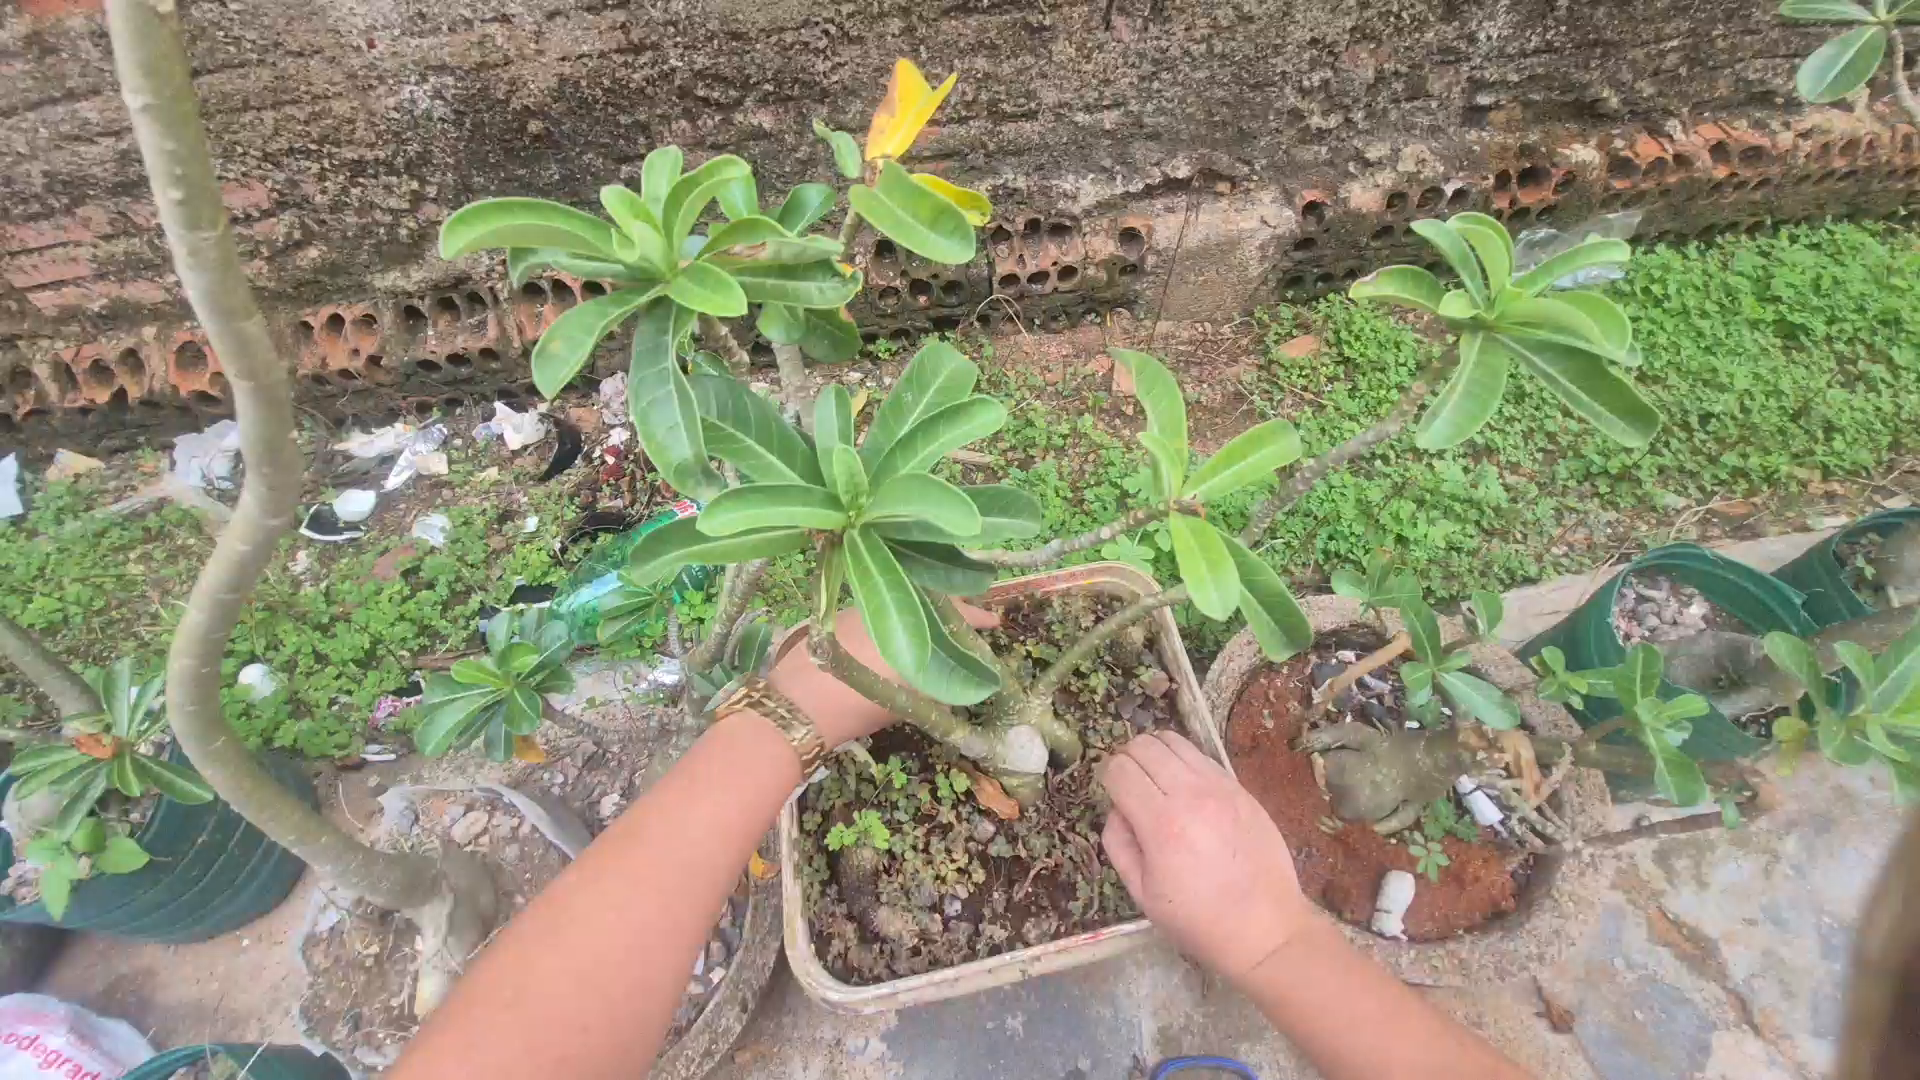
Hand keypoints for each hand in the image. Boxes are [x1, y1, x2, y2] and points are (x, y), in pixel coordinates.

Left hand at [766, 600, 998, 747]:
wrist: (794, 706)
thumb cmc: (856, 707)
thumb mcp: (906, 701)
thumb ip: (939, 685)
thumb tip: (965, 680)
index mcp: (909, 625)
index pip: (954, 613)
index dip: (977, 618)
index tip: (996, 622)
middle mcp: (888, 607)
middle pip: (931, 600)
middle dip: (955, 609)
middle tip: (973, 621)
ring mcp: (862, 608)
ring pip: (906, 602)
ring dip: (927, 613)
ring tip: (941, 631)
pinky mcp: (841, 615)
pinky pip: (884, 608)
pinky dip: (901, 616)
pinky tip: (903, 635)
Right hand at [1100, 731, 1317, 984]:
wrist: (1268, 930)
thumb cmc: (1199, 920)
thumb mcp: (1142, 894)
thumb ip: (1118, 843)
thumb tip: (1117, 808)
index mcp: (1161, 825)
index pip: (1119, 770)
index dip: (1107, 777)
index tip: (1111, 793)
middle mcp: (1190, 795)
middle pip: (1142, 746)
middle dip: (1126, 759)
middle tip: (1130, 784)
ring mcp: (1218, 786)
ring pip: (1171, 740)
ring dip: (1154, 753)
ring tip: (1155, 778)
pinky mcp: (1238, 786)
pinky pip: (1199, 754)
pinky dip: (1181, 760)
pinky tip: (1184, 786)